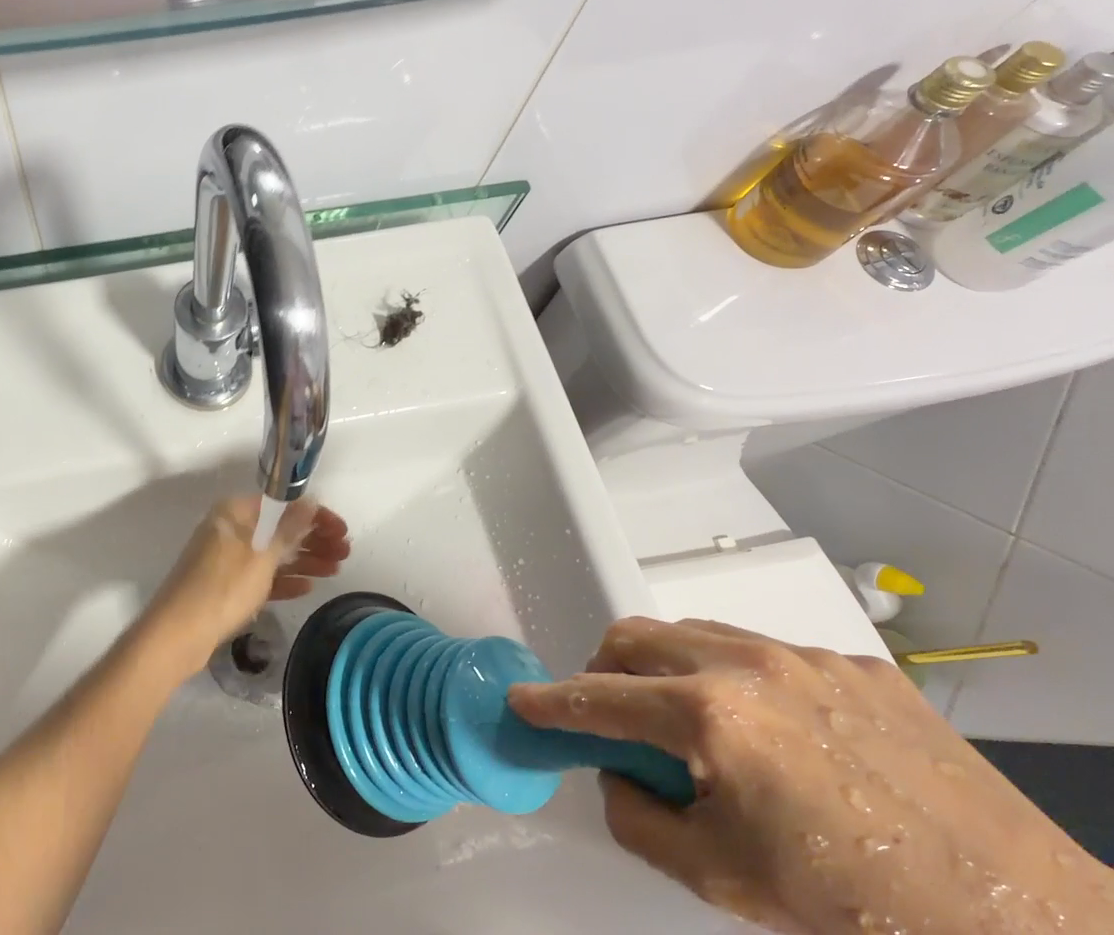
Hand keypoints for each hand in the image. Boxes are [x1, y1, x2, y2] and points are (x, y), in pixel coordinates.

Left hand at [139, 496, 348, 675]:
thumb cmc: (223, 587)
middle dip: (312, 539)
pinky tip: (307, 587)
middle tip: (344, 553)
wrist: (178, 632)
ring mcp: (225, 559)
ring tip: (335, 570)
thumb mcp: (262, 555)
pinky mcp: (224, 586)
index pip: (281, 505)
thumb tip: (309, 501)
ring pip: (272, 554)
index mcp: (234, 513)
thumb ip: (288, 528)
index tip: (341, 531)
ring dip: (304, 560)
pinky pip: (260, 577)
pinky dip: (283, 580)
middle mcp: (229, 529)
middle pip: (278, 529)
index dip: (314, 515)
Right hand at [507, 617, 1112, 933]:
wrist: (1016, 918)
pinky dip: (737, 679)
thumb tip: (620, 774)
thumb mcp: (712, 874)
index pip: (597, 697)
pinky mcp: (858, 666)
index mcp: (708, 716)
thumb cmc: (849, 903)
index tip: (521, 702)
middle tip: (609, 717)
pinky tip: (774, 733)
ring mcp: (809, 658)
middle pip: (635, 636)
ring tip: (689, 721)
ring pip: (697, 632)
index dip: (549, 702)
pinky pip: (767, 652)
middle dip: (602, 671)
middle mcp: (750, 666)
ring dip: (666, 666)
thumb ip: (636, 813)